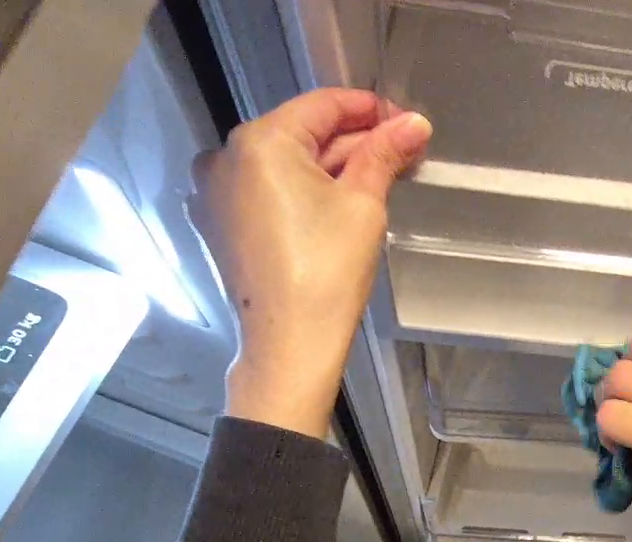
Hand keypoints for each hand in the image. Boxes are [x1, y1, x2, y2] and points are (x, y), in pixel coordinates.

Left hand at [190, 89, 431, 435]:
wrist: (289, 344)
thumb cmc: (327, 274)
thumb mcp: (363, 207)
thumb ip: (384, 156)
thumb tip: (414, 123)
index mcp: (260, 141)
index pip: (322, 106)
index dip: (368, 110)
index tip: (403, 122)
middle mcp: (226, 156)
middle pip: (301, 135)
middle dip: (350, 143)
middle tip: (397, 155)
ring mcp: (216, 193)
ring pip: (283, 165)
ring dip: (328, 169)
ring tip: (373, 183)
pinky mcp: (219, 225)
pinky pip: (266, 194)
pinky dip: (301, 194)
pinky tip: (334, 208)